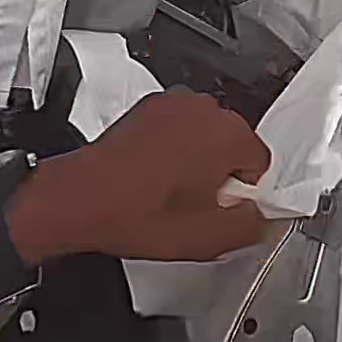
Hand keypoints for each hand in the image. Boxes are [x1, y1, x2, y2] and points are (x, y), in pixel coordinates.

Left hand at [9, 91, 271, 262]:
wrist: (80, 197)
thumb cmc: (133, 212)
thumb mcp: (204, 238)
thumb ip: (249, 227)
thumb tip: (262, 219)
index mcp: (228, 137)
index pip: (261, 160)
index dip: (244, 188)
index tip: (224, 202)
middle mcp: (207, 111)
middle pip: (236, 142)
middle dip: (223, 168)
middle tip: (195, 198)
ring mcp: (179, 103)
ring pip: (209, 131)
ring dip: (200, 153)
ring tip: (171, 183)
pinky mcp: (154, 104)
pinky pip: (183, 123)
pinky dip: (176, 140)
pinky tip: (156, 168)